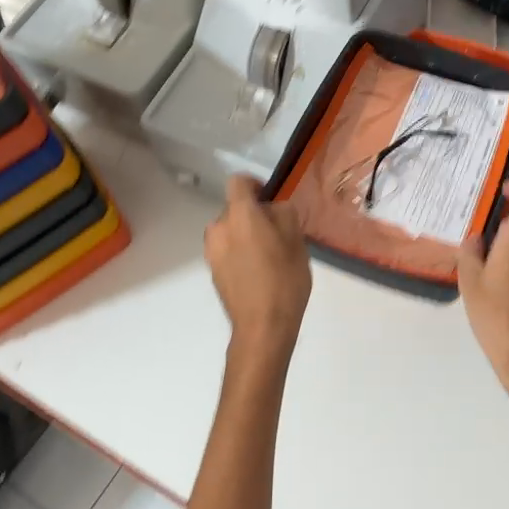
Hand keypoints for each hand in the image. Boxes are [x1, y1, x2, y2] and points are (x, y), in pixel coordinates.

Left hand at [205, 175, 311, 370]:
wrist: (262, 327)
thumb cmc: (284, 279)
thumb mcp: (296, 240)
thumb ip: (284, 214)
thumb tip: (274, 208)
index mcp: (239, 215)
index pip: (238, 182)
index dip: (255, 184)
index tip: (271, 198)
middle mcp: (218, 228)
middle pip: (235, 208)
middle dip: (254, 214)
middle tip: (278, 232)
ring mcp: (212, 252)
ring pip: (230, 230)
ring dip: (246, 234)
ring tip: (269, 254)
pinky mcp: (213, 271)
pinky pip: (227, 250)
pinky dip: (240, 252)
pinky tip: (259, 272)